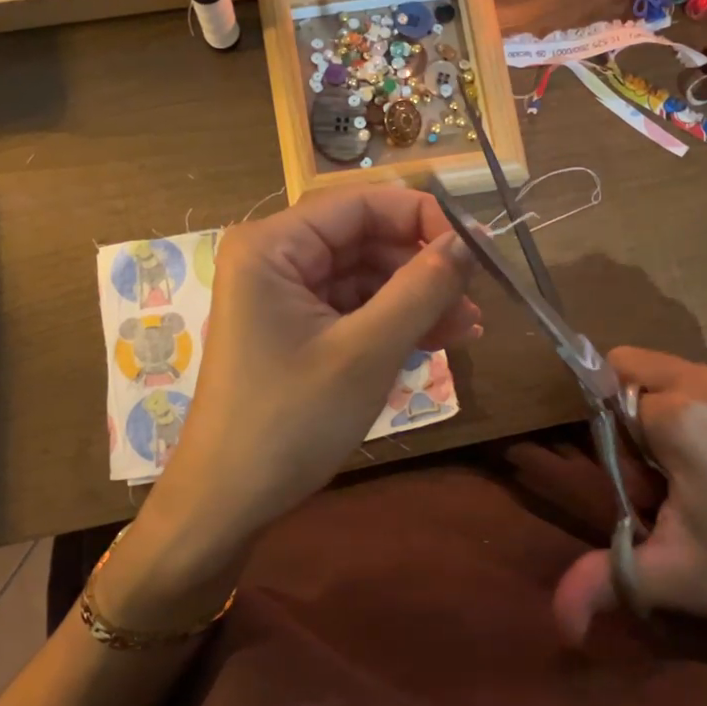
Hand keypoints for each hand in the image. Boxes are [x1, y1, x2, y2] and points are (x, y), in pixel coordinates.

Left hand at [107, 187, 479, 621]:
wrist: (228, 501)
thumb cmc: (291, 422)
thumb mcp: (365, 353)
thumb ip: (420, 290)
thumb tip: (468, 242)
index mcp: (272, 246)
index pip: (360, 204)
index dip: (423, 218)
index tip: (478, 250)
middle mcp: (273, 260)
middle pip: (363, 239)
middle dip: (422, 267)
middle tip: (477, 299)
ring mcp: (281, 298)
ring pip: (363, 277)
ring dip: (415, 299)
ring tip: (468, 329)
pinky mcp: (292, 332)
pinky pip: (351, 310)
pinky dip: (392, 323)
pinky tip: (437, 341)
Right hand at [553, 348, 706, 646]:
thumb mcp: (672, 577)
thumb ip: (600, 582)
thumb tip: (556, 624)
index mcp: (682, 414)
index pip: (610, 389)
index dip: (615, 439)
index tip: (645, 484)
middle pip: (639, 368)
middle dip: (634, 415)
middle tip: (664, 477)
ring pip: (677, 376)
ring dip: (669, 415)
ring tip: (701, 477)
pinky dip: (706, 414)